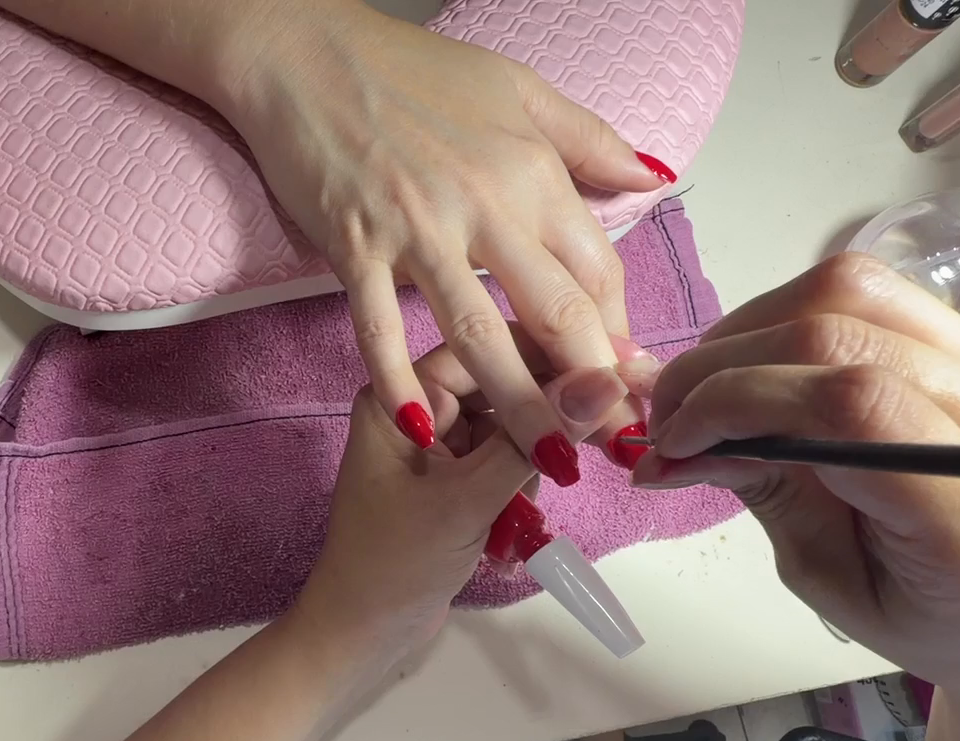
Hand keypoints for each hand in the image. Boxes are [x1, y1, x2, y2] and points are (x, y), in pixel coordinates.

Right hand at [221, 2, 667, 478]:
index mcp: (530, 169)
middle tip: (611, 448)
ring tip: (546, 463)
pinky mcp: (354, 250)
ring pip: (477, 333)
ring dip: (518, 406)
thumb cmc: (409, 72)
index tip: (626, 389)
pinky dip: (397, 381)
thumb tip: (653, 180)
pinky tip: (418, 429)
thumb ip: (587, 141)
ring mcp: (414, 231)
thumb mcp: (516, 88)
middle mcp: (484, 205)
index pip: (593, 269)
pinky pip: (377, 329)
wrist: (306, 57)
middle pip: (553, 313)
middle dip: (590, 389)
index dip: (617, 337)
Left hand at [297, 338, 634, 662]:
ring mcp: (432, 446)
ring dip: (528, 471)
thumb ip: (534, 439)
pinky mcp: (449, 479)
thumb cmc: (396, 562)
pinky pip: (502, 464)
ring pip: (510, 429)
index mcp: (396, 395)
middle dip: (545, 424)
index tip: (617, 369)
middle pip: (502, 386)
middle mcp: (412, 408)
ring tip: (515, 520)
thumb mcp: (467, 499)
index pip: (483, 346)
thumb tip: (606, 378)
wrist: (363, 629)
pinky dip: (515, 493)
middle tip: (610, 443)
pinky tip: (506, 534)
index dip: (551, 356)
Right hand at [636, 254, 959, 693]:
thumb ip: (763, 493)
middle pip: (846, 333)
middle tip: (665, 414)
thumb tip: (665, 451)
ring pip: (861, 296)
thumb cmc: (932, 621)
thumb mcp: (823, 579)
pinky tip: (763, 372)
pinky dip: (792, 325)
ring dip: (750, 332)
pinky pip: (884, 305)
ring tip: (708, 388)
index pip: (851, 405)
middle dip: (722, 365)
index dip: (737, 402)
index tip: (672, 440)